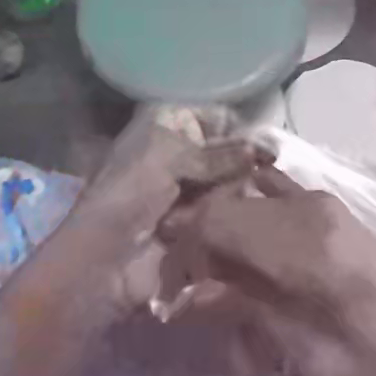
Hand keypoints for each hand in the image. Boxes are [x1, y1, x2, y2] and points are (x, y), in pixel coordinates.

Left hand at [55, 104, 259, 318]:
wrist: (106, 258)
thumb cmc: (130, 193)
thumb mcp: (169, 158)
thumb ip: (217, 153)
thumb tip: (264, 146)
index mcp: (163, 125)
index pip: (212, 117)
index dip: (236, 128)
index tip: (265, 146)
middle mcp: (177, 153)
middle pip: (225, 151)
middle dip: (244, 162)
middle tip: (270, 173)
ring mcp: (188, 191)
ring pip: (229, 183)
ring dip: (240, 191)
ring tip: (260, 198)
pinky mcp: (197, 225)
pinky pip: (226, 214)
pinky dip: (237, 216)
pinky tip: (255, 220)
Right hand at [159, 167, 375, 375]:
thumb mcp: (315, 363)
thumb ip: (249, 310)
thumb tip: (188, 289)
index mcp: (308, 244)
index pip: (216, 222)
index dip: (181, 251)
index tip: (166, 289)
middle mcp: (314, 208)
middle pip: (228, 209)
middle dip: (199, 248)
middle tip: (186, 296)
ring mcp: (328, 206)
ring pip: (247, 203)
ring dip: (225, 240)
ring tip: (219, 288)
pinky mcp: (339, 216)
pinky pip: (275, 200)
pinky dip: (251, 225)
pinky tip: (246, 258)